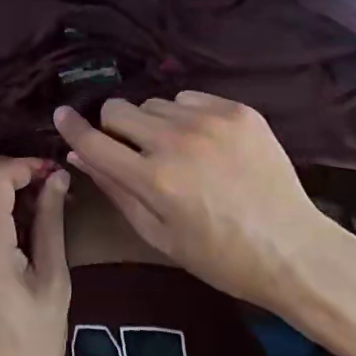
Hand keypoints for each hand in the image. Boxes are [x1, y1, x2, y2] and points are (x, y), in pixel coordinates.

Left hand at [0, 156, 70, 355]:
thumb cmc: (28, 350)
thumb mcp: (52, 283)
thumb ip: (51, 222)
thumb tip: (58, 177)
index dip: (31, 163)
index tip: (60, 173)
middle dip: (16, 166)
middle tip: (53, 182)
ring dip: (7, 184)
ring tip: (49, 202)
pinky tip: (29, 222)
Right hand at [55, 93, 351, 314]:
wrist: (293, 248)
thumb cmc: (220, 256)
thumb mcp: (159, 235)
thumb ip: (116, 190)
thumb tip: (79, 154)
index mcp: (154, 179)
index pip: (96, 141)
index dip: (73, 127)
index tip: (61, 114)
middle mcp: (176, 141)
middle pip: (120, 109)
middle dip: (116, 127)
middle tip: (135, 150)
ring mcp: (210, 120)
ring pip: (155, 103)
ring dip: (154, 123)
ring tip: (179, 152)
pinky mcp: (238, 110)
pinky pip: (191, 98)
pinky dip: (188, 117)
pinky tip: (207, 143)